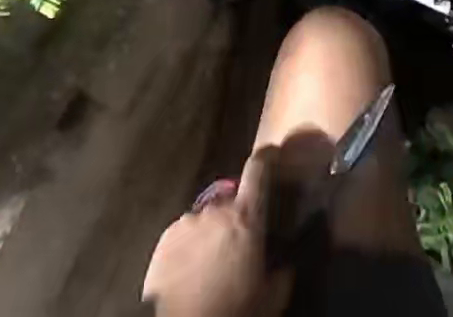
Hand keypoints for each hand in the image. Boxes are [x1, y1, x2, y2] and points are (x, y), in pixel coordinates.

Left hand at [143, 148, 281, 316]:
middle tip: (238, 250)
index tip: (271, 152)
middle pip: (232, 203)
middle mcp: (216, 209)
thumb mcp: (269, 300)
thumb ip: (282, 274)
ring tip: (211, 268)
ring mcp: (188, 220)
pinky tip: (190, 272)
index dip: (266, 158)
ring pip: (207, 220)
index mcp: (245, 217)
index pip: (257, 170)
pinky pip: (184, 234)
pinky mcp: (166, 236)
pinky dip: (190, 247)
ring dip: (212, 235)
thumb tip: (287, 264)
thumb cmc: (232, 310)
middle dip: (236, 221)